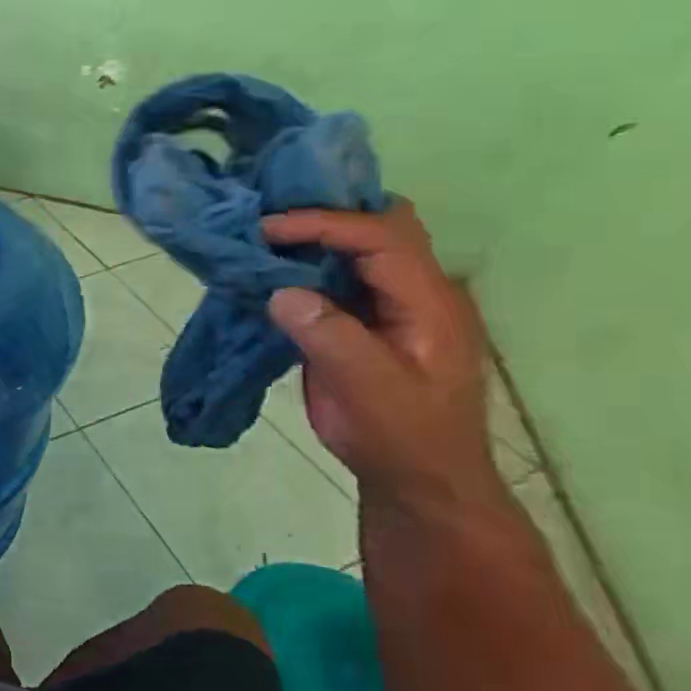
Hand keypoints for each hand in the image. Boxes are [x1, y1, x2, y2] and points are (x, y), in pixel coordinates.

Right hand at [262, 200, 498, 508]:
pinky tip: (267, 266)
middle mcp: (414, 290)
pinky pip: (333, 274)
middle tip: (271, 213)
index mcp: (428, 301)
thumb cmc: (402, 436)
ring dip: (311, 234)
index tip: (269, 229)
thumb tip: (279, 291)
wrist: (416, 480)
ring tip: (261, 232)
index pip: (380, 237)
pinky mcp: (360, 319)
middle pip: (381, 224)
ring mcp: (388, 303)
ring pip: (356, 245)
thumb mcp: (370, 390)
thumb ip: (330, 337)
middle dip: (327, 211)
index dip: (324, 223)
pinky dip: (301, 262)